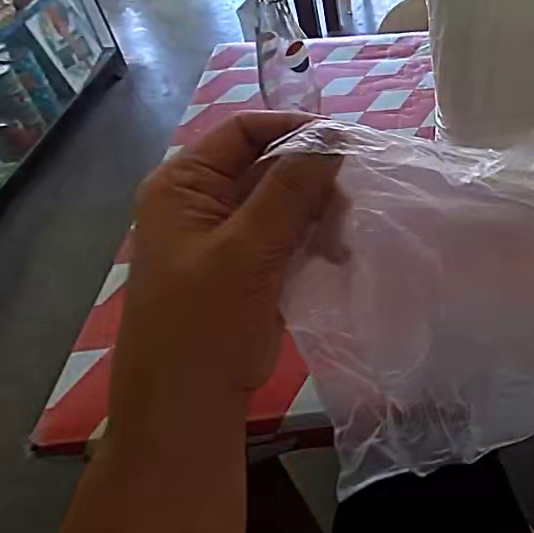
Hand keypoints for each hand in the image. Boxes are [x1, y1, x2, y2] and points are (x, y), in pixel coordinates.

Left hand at [113, 113, 339, 396]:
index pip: (242, 132)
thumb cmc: (204, 320)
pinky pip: (290, 232)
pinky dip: (315, 237)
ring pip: (285, 200)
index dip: (292, 130)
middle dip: (311, 178)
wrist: (190, 402)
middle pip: (268, 165)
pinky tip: (337, 253)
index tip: (343, 141)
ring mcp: (229, 234)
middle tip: (349, 199)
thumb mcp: (247, 249)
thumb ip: (290, 190)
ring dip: (318, 211)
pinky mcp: (252, 264)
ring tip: (342, 234)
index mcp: (184, 184)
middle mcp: (205, 200)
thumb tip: (333, 138)